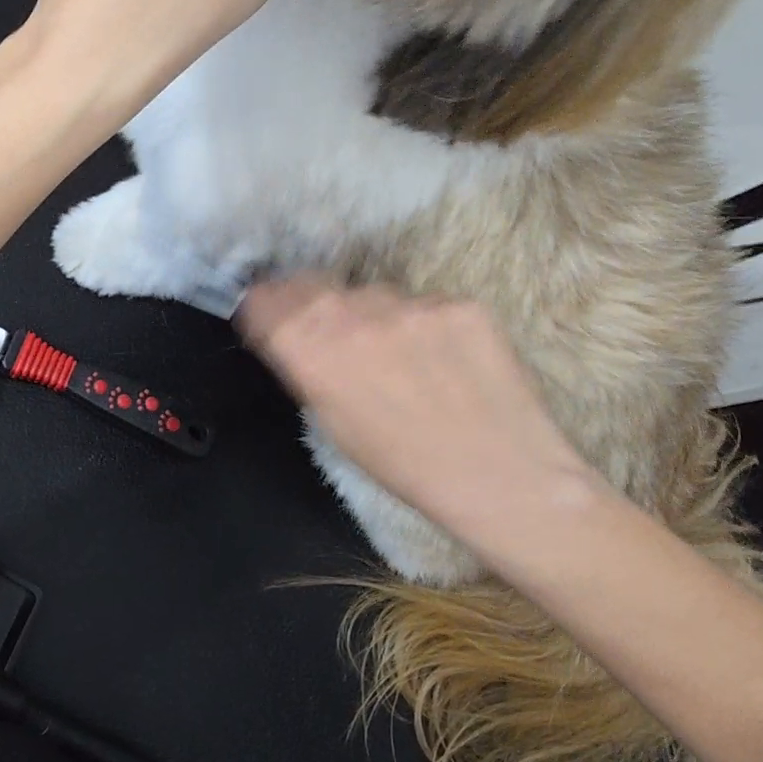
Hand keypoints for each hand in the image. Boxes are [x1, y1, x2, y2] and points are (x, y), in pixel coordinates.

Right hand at [236, 275, 604, 533]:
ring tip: (395, 355)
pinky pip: (422, 302)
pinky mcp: (459, 303)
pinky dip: (420, 324)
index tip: (269, 315)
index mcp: (310, 351)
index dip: (264, 305)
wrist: (498, 475)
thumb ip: (300, 365)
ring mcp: (411, 305)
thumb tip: (279, 330)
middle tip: (332, 335)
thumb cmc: (399, 462)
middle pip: (313, 286)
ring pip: (370, 294)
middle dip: (310, 304)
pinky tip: (438, 358)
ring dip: (369, 314)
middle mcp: (354, 316)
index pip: (265, 298)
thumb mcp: (327, 419)